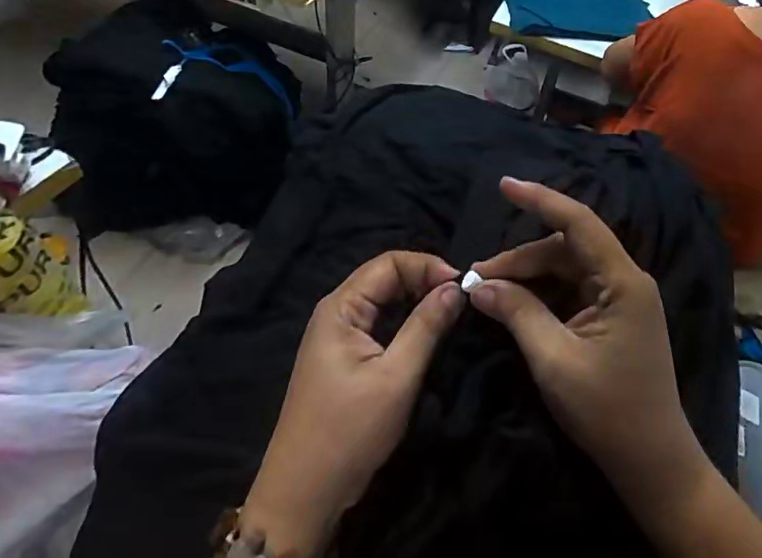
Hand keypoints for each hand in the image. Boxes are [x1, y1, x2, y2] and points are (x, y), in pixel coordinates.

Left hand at [240, 251, 464, 554]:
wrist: (301, 498)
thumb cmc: (347, 433)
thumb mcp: (396, 377)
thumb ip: (427, 326)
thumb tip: (456, 287)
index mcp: (340, 309)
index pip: (389, 263)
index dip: (427, 265)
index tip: (460, 286)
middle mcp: (336, 313)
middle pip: (386, 275)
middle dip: (425, 279)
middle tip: (459, 298)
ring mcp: (337, 335)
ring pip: (385, 297)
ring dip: (418, 297)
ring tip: (450, 310)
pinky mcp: (344, 356)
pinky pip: (380, 319)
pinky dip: (407, 316)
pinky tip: (428, 329)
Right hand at [470, 180, 761, 557]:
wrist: (652, 458)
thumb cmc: (607, 409)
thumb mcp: (554, 360)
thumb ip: (518, 313)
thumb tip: (478, 284)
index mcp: (623, 279)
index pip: (579, 222)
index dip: (542, 199)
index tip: (506, 183)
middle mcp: (627, 278)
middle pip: (569, 248)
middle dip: (522, 258)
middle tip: (475, 278)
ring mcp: (623, 297)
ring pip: (569, 268)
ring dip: (530, 277)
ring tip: (487, 291)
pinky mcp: (615, 315)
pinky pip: (575, 289)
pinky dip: (544, 294)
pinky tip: (515, 304)